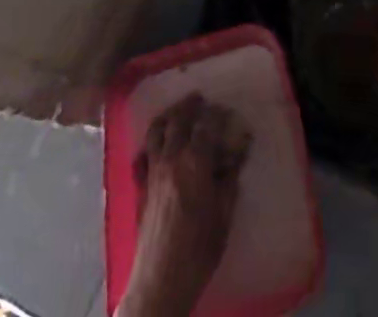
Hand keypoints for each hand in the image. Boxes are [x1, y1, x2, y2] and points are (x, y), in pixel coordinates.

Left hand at [121, 94, 250, 316]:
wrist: (161, 279)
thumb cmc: (200, 248)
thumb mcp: (225, 212)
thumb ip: (230, 178)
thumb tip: (237, 154)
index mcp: (194, 163)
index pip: (206, 126)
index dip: (216, 115)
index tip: (225, 109)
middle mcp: (170, 161)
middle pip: (177, 122)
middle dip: (189, 106)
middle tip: (199, 98)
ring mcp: (152, 173)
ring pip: (155, 133)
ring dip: (167, 117)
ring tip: (177, 110)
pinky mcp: (140, 188)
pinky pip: (142, 156)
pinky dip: (149, 144)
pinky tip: (155, 145)